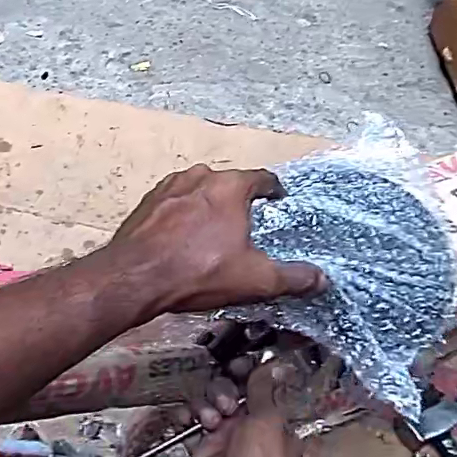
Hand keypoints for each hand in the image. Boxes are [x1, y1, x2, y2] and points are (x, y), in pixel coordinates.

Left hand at [95, 165, 325, 316]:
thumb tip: (321, 278)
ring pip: (198, 189)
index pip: (261, 178)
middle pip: (228, 183)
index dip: (273, 189)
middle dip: (239, 200)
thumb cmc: (198, 272)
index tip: (278, 198)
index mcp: (229, 187)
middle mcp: (199, 177)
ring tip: (213, 229)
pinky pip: (174, 202)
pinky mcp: (147, 201)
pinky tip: (182, 235)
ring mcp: (169, 186)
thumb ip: (293, 277)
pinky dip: (182, 213)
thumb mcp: (255, 279)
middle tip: (246, 222)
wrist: (136, 277)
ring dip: (208, 204)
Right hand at [191, 358, 309, 456]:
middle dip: (223, 389)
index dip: (243, 369)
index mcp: (271, 417)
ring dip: (205, 403)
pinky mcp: (202, 449)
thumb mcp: (268, 421)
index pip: (255, 382)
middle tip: (226, 407)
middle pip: (229, 388)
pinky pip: (190, 421)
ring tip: (210, 421)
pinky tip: (186, 419)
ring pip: (208, 401)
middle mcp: (248, 424)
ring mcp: (224, 436)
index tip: (234, 364)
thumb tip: (274, 362)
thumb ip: (263, 388)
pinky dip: (185, 415)